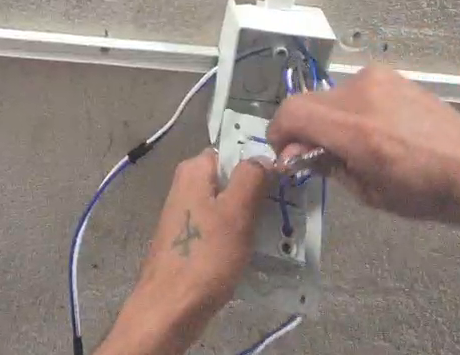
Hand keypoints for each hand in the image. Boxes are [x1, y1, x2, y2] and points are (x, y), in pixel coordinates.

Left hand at [97, 151, 268, 354]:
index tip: (285, 180)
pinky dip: (239, 236)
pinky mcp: (190, 238)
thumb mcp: (236, 212)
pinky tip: (259, 251)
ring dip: (252, 217)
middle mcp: (187, 184)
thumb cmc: (205, 255)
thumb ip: (251, 177)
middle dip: (259, 193)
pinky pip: (221, 227)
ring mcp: (187, 213)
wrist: (171, 306)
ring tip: (281, 232)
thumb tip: (263, 156)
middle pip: (231, 179)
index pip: (232, 152)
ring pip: (228, 205)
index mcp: (195, 169)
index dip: (259, 162)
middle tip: (288, 209)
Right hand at [268, 65, 459, 228]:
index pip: (292, 114)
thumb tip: (293, 153)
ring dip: (326, 117)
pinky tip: (372, 128)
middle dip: (302, 128)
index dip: (278, 133)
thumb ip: (327, 165)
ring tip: (351, 143)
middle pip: (305, 102)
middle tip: (315, 153)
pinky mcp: (386, 73)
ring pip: (326, 95)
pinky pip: (349, 88)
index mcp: (357, 131)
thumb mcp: (370, 194)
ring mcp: (375, 79)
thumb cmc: (428, 194)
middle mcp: (361, 96)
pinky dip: (347, 107)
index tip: (285, 153)